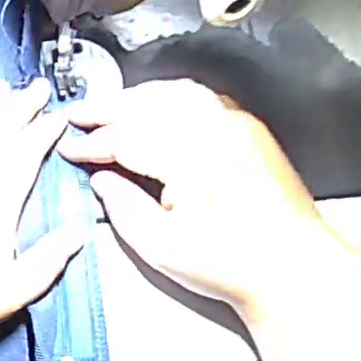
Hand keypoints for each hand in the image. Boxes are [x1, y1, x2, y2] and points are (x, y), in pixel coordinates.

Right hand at [58, 79, 356, 324]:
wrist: (289, 267)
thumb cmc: (232, 264)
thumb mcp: (160, 246)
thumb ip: (123, 207)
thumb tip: (102, 181)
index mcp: (190, 156)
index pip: (127, 136)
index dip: (93, 142)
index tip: (71, 148)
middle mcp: (217, 129)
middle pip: (151, 102)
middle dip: (110, 106)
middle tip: (81, 115)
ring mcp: (237, 126)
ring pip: (178, 93)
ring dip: (140, 97)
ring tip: (112, 108)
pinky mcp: (250, 132)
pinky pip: (203, 100)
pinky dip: (170, 100)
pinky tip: (157, 113)